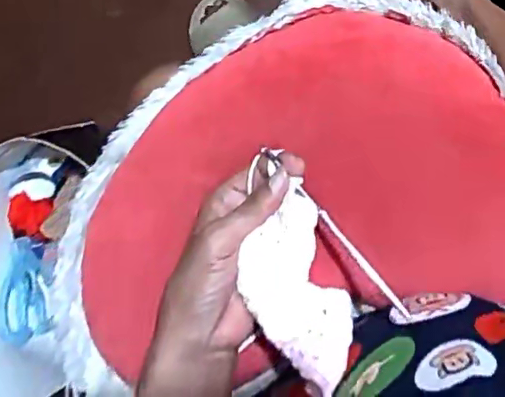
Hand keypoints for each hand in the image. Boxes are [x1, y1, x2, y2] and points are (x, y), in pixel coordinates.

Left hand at [143, 153, 305, 395]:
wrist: (203, 340)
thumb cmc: (199, 284)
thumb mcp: (220, 240)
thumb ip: (253, 208)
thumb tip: (284, 174)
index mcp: (227, 202)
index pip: (256, 171)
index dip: (277, 165)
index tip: (299, 168)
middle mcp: (245, 214)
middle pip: (276, 190)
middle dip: (291, 189)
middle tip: (305, 195)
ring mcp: (262, 237)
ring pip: (287, 213)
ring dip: (298, 213)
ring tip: (306, 217)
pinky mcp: (276, 260)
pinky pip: (294, 239)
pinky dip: (301, 236)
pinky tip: (305, 235)